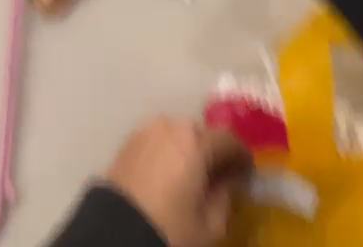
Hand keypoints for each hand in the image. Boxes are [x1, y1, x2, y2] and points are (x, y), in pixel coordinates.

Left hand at [104, 118, 252, 246]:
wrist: (115, 235)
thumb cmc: (170, 230)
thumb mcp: (210, 225)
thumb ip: (226, 196)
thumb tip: (230, 180)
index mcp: (195, 141)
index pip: (229, 140)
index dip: (242, 157)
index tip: (247, 175)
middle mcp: (170, 126)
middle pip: (202, 134)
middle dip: (214, 153)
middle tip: (221, 178)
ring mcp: (145, 131)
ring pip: (178, 135)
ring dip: (190, 151)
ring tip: (194, 178)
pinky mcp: (127, 143)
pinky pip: (158, 141)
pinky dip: (169, 153)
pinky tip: (170, 175)